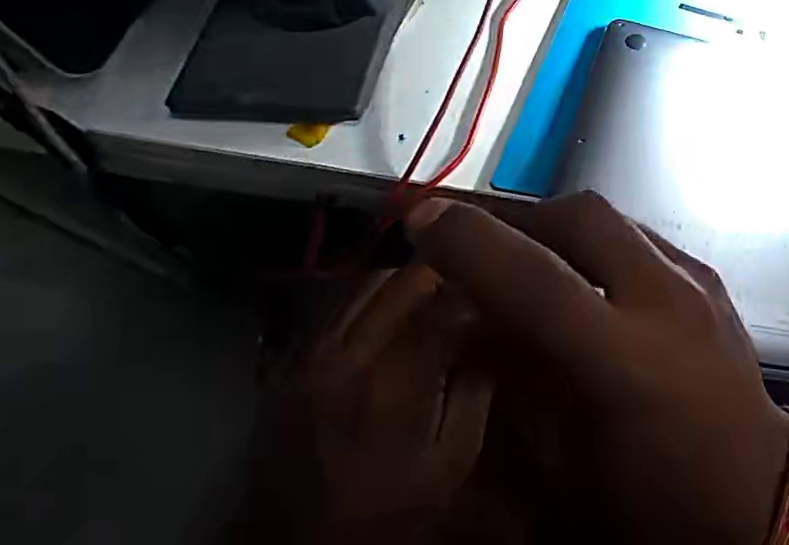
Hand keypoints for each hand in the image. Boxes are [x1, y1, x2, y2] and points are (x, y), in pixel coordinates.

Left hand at [232, 264, 492, 544]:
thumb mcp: (450, 462)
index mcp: (392, 380)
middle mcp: (346, 353)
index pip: (448, 302)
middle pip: (407, 274)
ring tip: (436, 291)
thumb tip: (494, 329)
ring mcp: (309, 351)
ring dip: (409, 276)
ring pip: (370, 275)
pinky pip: (339, 299)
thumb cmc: (381, 514)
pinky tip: (394, 308)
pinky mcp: (289, 357)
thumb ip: (477, 387)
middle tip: (472, 286)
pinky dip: (374, 291)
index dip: (483, 289)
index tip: (500, 296)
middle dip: (449, 274)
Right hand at [405, 192, 788, 544]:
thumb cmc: (651, 505)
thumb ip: (515, 385)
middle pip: (581, 217)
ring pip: (613, 217)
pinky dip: (599, 240)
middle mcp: (666, 301)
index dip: (473, 242)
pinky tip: (586, 271)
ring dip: (559, 224)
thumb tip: (473, 321)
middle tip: (480, 237)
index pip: (536, 280)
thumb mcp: (564, 468)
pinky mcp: (710, 276)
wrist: (759, 500)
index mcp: (625, 363)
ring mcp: (695, 281)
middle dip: (520, 217)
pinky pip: (640, 234)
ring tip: (527, 251)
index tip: (426, 217)